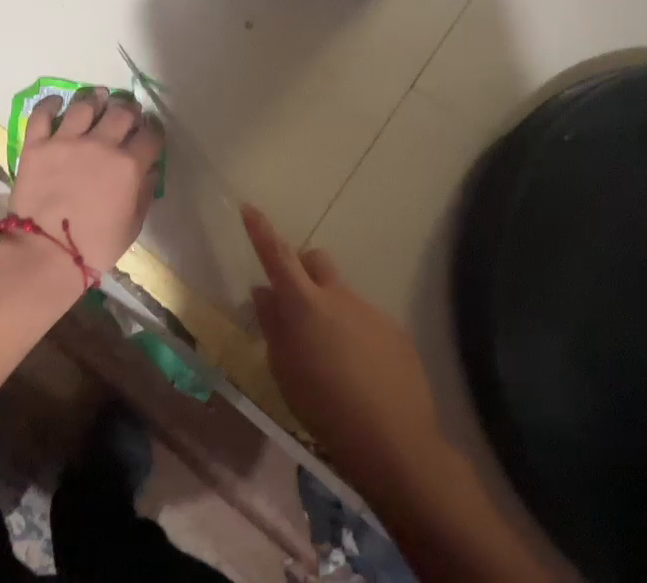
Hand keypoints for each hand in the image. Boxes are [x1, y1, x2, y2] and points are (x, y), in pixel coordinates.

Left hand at [8, 89, 163, 272]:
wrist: (47, 251)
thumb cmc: (95, 246)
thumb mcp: (133, 225)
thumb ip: (144, 193)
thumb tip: (148, 171)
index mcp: (128, 166)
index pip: (151, 136)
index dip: (154, 131)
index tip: (150, 132)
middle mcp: (100, 145)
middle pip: (121, 112)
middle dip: (128, 110)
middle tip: (126, 114)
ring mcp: (65, 141)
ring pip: (84, 105)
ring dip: (94, 100)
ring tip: (96, 100)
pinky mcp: (36, 144)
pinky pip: (42, 113)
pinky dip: (50, 104)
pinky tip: (57, 102)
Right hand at [241, 205, 444, 491]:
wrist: (393, 440)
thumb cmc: (321, 404)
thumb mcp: (282, 367)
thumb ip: (273, 325)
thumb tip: (265, 293)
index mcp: (304, 304)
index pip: (277, 256)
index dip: (261, 231)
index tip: (250, 208)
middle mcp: (339, 297)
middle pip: (317, 261)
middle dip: (302, 270)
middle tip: (294, 303)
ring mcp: (372, 314)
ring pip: (343, 296)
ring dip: (330, 310)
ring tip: (330, 356)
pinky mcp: (397, 335)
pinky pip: (366, 321)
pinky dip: (355, 335)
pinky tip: (358, 372)